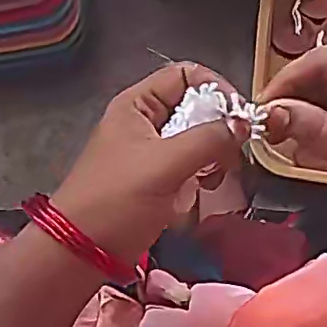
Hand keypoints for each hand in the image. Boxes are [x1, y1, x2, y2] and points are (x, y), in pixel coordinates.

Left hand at [49, 62, 248, 262]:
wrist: (82, 251)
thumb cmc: (116, 200)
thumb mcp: (164, 163)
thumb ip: (208, 139)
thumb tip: (243, 123)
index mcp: (137, 104)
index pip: (185, 75)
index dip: (216, 88)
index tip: (239, 117)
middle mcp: (145, 122)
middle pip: (196, 108)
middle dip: (217, 130)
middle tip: (227, 156)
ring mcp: (151, 152)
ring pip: (198, 140)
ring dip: (212, 158)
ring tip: (210, 179)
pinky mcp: (158, 180)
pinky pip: (191, 167)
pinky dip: (201, 177)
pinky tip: (200, 191)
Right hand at [258, 46, 326, 244]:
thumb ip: (315, 130)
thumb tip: (271, 112)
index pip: (324, 60)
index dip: (286, 81)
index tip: (261, 109)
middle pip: (322, 71)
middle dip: (292, 97)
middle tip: (266, 126)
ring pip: (325, 87)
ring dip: (301, 109)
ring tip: (279, 134)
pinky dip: (315, 118)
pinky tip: (301, 137)